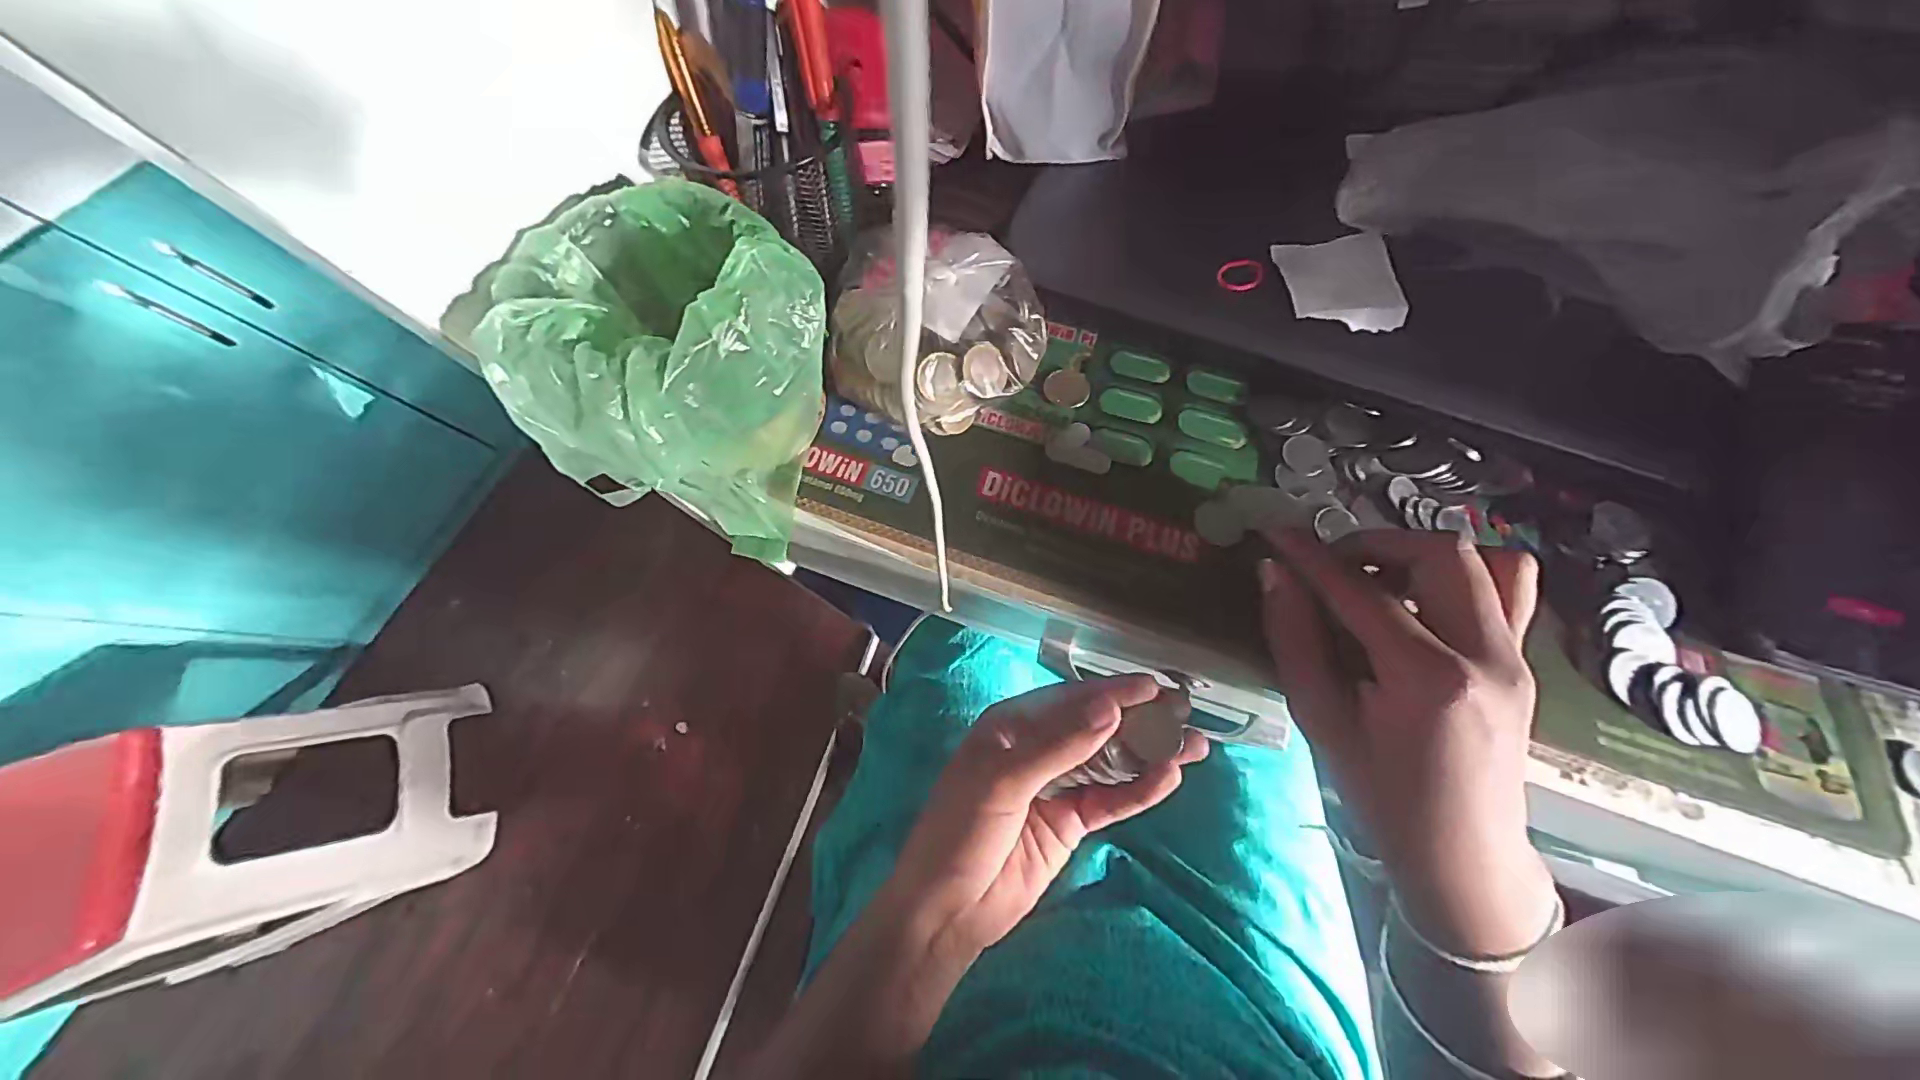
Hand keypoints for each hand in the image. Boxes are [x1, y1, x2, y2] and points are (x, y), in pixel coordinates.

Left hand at [881, 676, 1210, 958]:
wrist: (947, 908)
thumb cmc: (960, 830)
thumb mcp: (1001, 780)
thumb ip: (1059, 745)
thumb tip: (1110, 709)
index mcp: (1012, 727)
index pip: (1070, 701)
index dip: (1111, 692)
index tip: (1153, 686)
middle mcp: (1037, 750)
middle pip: (1096, 728)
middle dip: (1138, 719)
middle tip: (1184, 710)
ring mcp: (1056, 787)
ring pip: (1110, 763)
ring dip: (1149, 753)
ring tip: (1193, 744)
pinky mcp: (1070, 822)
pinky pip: (1110, 800)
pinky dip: (1139, 790)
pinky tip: (1168, 777)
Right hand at [1258, 527, 1555, 956]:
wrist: (1462, 853)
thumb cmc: (1379, 793)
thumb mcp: (1320, 719)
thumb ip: (1294, 639)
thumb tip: (1275, 573)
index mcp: (1427, 678)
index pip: (1361, 591)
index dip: (1311, 556)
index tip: (1276, 533)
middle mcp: (1486, 655)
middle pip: (1439, 554)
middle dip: (1374, 544)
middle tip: (1330, 566)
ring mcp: (1516, 657)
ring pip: (1484, 562)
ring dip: (1420, 556)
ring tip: (1377, 580)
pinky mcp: (1524, 662)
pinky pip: (1509, 591)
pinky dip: (1461, 577)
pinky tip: (1420, 602)